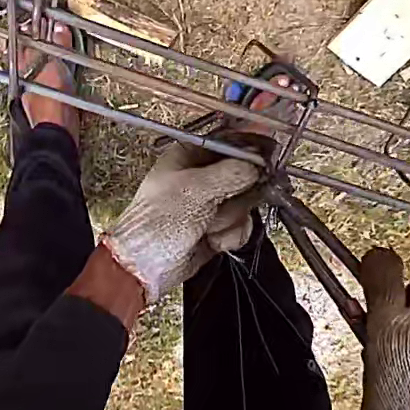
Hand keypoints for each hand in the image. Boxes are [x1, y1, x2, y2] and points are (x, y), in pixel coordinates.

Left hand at [101, 143, 262, 301]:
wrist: (146, 268)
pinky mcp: (216, 227)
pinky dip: (230, 235)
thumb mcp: (197, 189)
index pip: (226, 142)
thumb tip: (258, 163)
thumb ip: (233, 172)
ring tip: (209, 226)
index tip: (264, 155)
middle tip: (224, 202)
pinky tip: (213, 241)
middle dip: (238, 193)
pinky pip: (241, 225)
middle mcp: (199, 177)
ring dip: (230, 219)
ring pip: (244, 202)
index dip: (247, 148)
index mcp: (187, 156)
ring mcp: (208, 203)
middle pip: (242, 174)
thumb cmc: (157, 223)